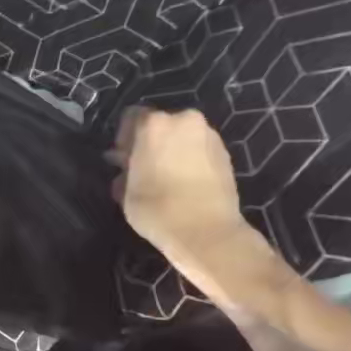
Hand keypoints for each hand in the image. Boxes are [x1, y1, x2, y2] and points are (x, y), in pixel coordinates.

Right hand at [109, 108, 248, 259]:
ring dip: (173, 150)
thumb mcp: (126, 194)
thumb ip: (124, 173)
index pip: (131, 117)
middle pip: (160, 124)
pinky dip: (191, 159)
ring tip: (168, 178)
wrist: (207, 233)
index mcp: (154, 124)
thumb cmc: (158, 210)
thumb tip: (125, 168)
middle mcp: (183, 120)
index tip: (124, 159)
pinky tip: (187, 183)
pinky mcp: (226, 153)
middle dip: (151, 143)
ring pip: (183, 136)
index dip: (125, 137)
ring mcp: (208, 135)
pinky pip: (200, 149)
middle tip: (145, 168)